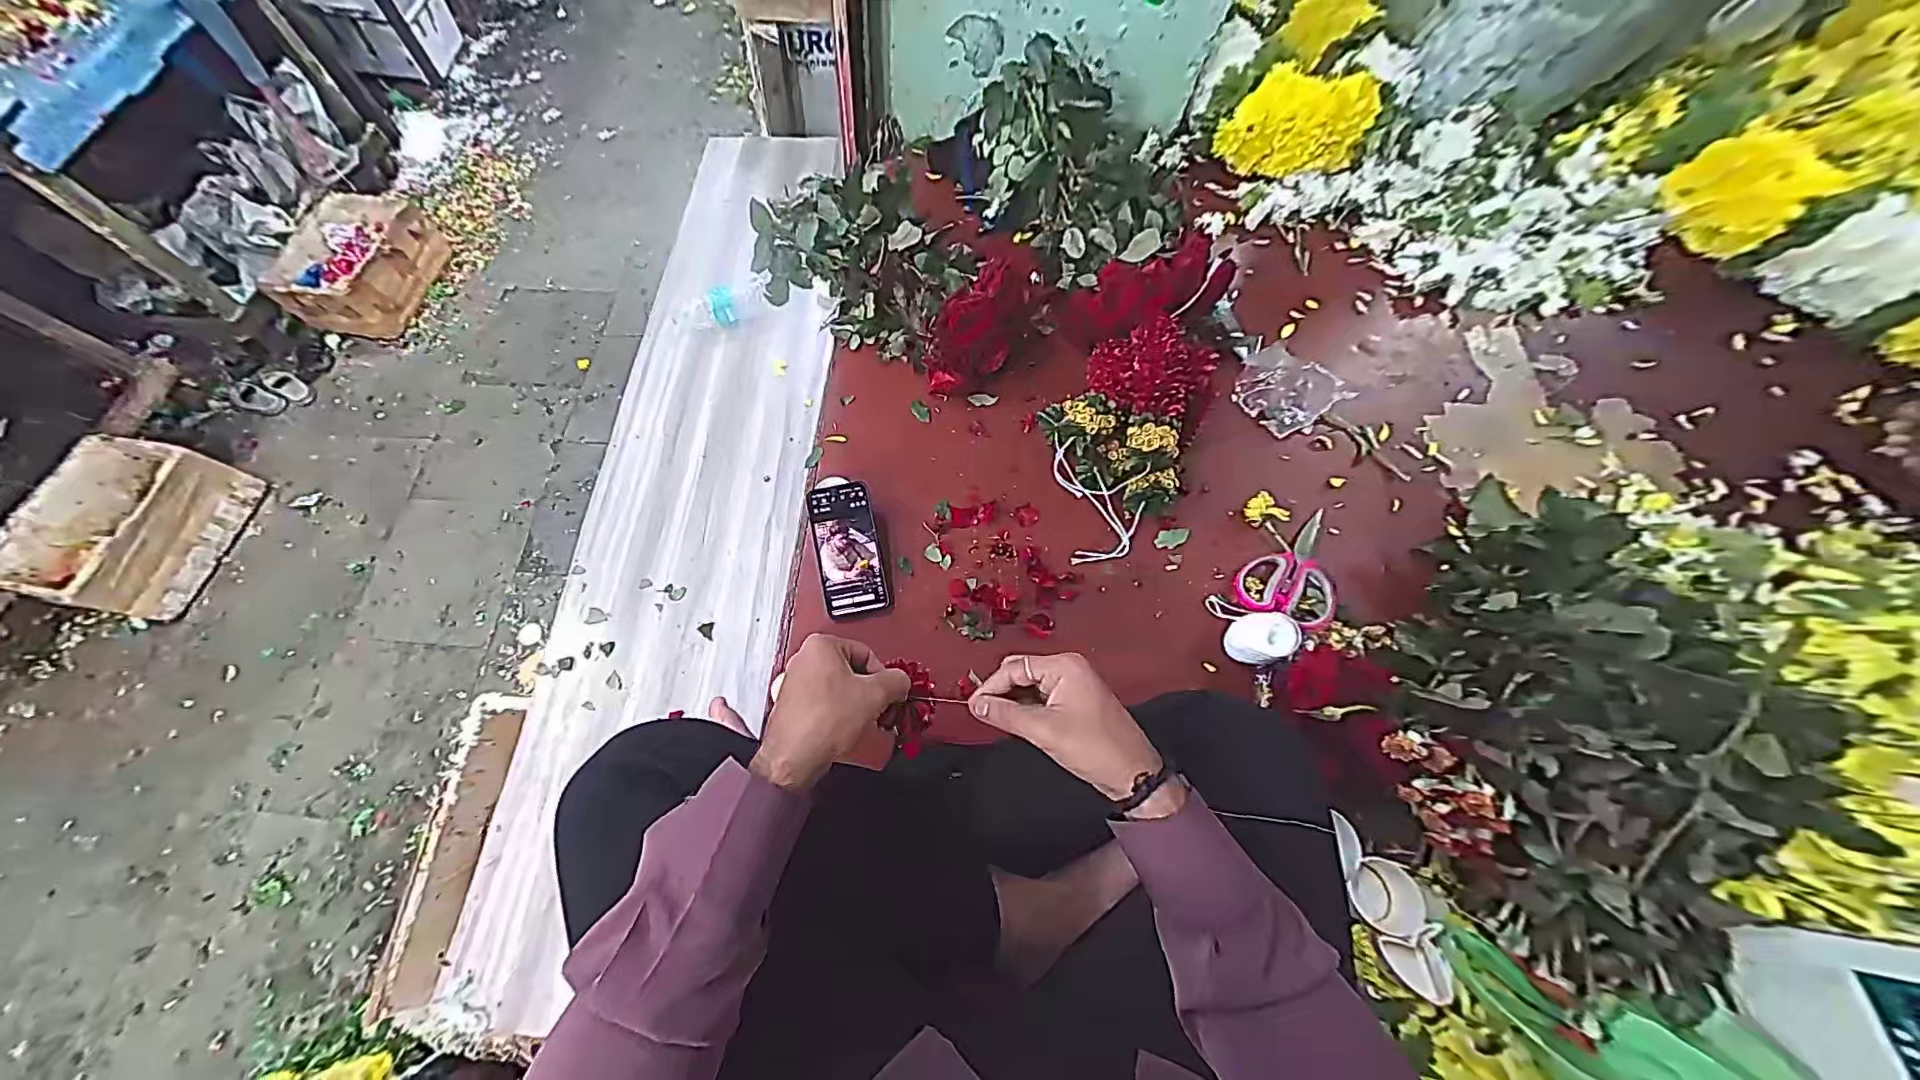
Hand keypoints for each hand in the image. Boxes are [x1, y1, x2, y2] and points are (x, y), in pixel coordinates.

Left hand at [753, 634, 909, 791]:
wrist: (794, 758)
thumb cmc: (823, 722)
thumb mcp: (875, 695)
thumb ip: (896, 681)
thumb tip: (900, 682)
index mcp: (820, 645)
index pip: (867, 654)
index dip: (883, 677)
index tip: (889, 694)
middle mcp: (804, 660)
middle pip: (853, 672)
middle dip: (870, 694)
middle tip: (879, 710)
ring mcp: (796, 683)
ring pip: (841, 690)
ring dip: (858, 707)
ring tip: (863, 723)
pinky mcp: (794, 706)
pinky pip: (826, 705)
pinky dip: (840, 716)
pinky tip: (845, 731)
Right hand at [967, 653, 1164, 801]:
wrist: (1133, 773)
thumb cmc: (1098, 749)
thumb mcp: (1044, 731)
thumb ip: (1006, 714)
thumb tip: (978, 704)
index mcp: (1065, 665)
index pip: (1015, 667)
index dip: (991, 686)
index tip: (974, 705)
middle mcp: (1070, 668)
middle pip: (1021, 672)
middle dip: (1001, 691)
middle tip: (982, 712)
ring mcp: (1074, 683)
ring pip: (1031, 685)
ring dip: (1014, 701)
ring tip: (997, 720)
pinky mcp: (1076, 700)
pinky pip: (1043, 696)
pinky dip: (1028, 708)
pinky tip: (1018, 723)